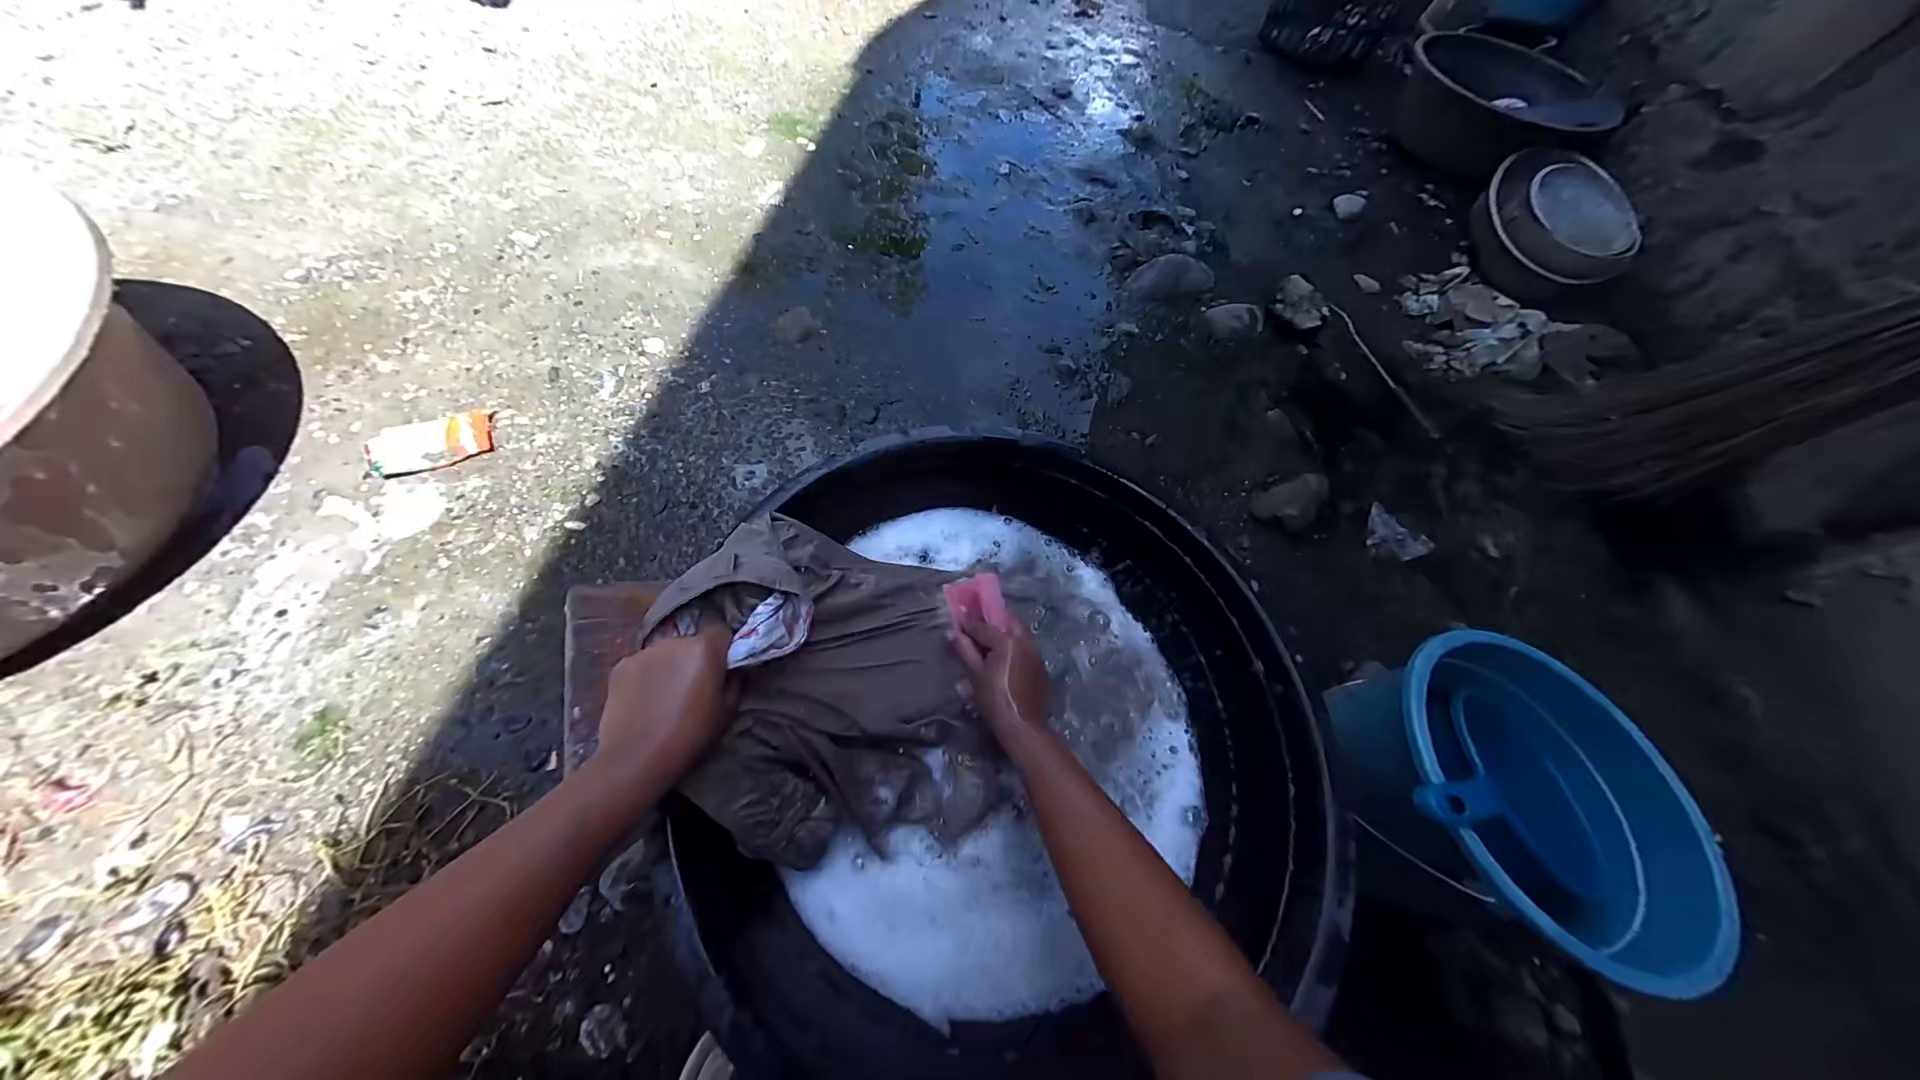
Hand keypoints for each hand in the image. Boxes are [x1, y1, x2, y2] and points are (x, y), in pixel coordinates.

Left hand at [599, 621, 732, 773]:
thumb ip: (735, 681)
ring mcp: (644, 653)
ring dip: (671, 666)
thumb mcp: (728, 710)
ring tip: (667, 697)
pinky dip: (647, 676)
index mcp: (704, 648)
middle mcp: (674, 642)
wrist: (636, 758)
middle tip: (694, 687)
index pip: (721, 632)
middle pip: (692, 643)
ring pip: (666, 653)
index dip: (725, 649)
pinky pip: (643, 665)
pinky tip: (645, 701)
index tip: (722, 670)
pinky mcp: (620, 666)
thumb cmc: (690, 735)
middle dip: (695, 659)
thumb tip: (733, 669)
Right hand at [951, 614, 1051, 737]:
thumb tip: (953, 631)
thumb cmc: (994, 700)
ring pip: (1018, 631)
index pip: (983, 625)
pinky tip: (1002, 655)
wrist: (1022, 725)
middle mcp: (1025, 640)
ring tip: (987, 638)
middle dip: (991, 618)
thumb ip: (965, 649)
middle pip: (1007, 620)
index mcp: (1008, 641)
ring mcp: (1036, 652)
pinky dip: (1012, 644)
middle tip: (976, 621)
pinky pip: (1024, 645)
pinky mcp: (1040, 664)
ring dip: (1003, 630)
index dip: (968, 620)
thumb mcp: (975, 674)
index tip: (958, 611)